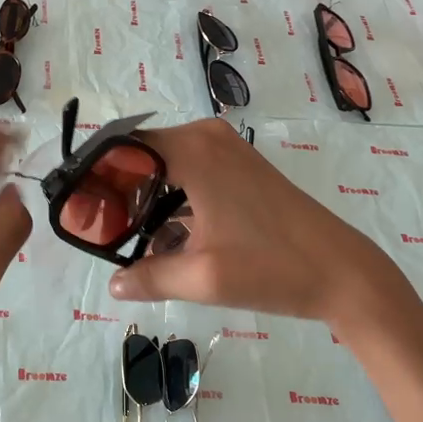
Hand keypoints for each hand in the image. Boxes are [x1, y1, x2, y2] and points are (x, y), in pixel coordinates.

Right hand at [102, 117, 388, 319]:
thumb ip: (151, 276)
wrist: (344, 271)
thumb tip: (113, 285)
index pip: (124, 146)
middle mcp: (205, 136)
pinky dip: (172, 194)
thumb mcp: (204, 277)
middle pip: (143, 152)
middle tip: (99, 227)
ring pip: (165, 162)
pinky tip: (164, 234)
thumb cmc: (272, 266)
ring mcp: (225, 148)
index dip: (97, 174)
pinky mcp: (240, 164)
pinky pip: (189, 168)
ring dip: (145, 193)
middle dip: (118, 188)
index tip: (79, 206)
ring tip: (124, 234)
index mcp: (193, 150)